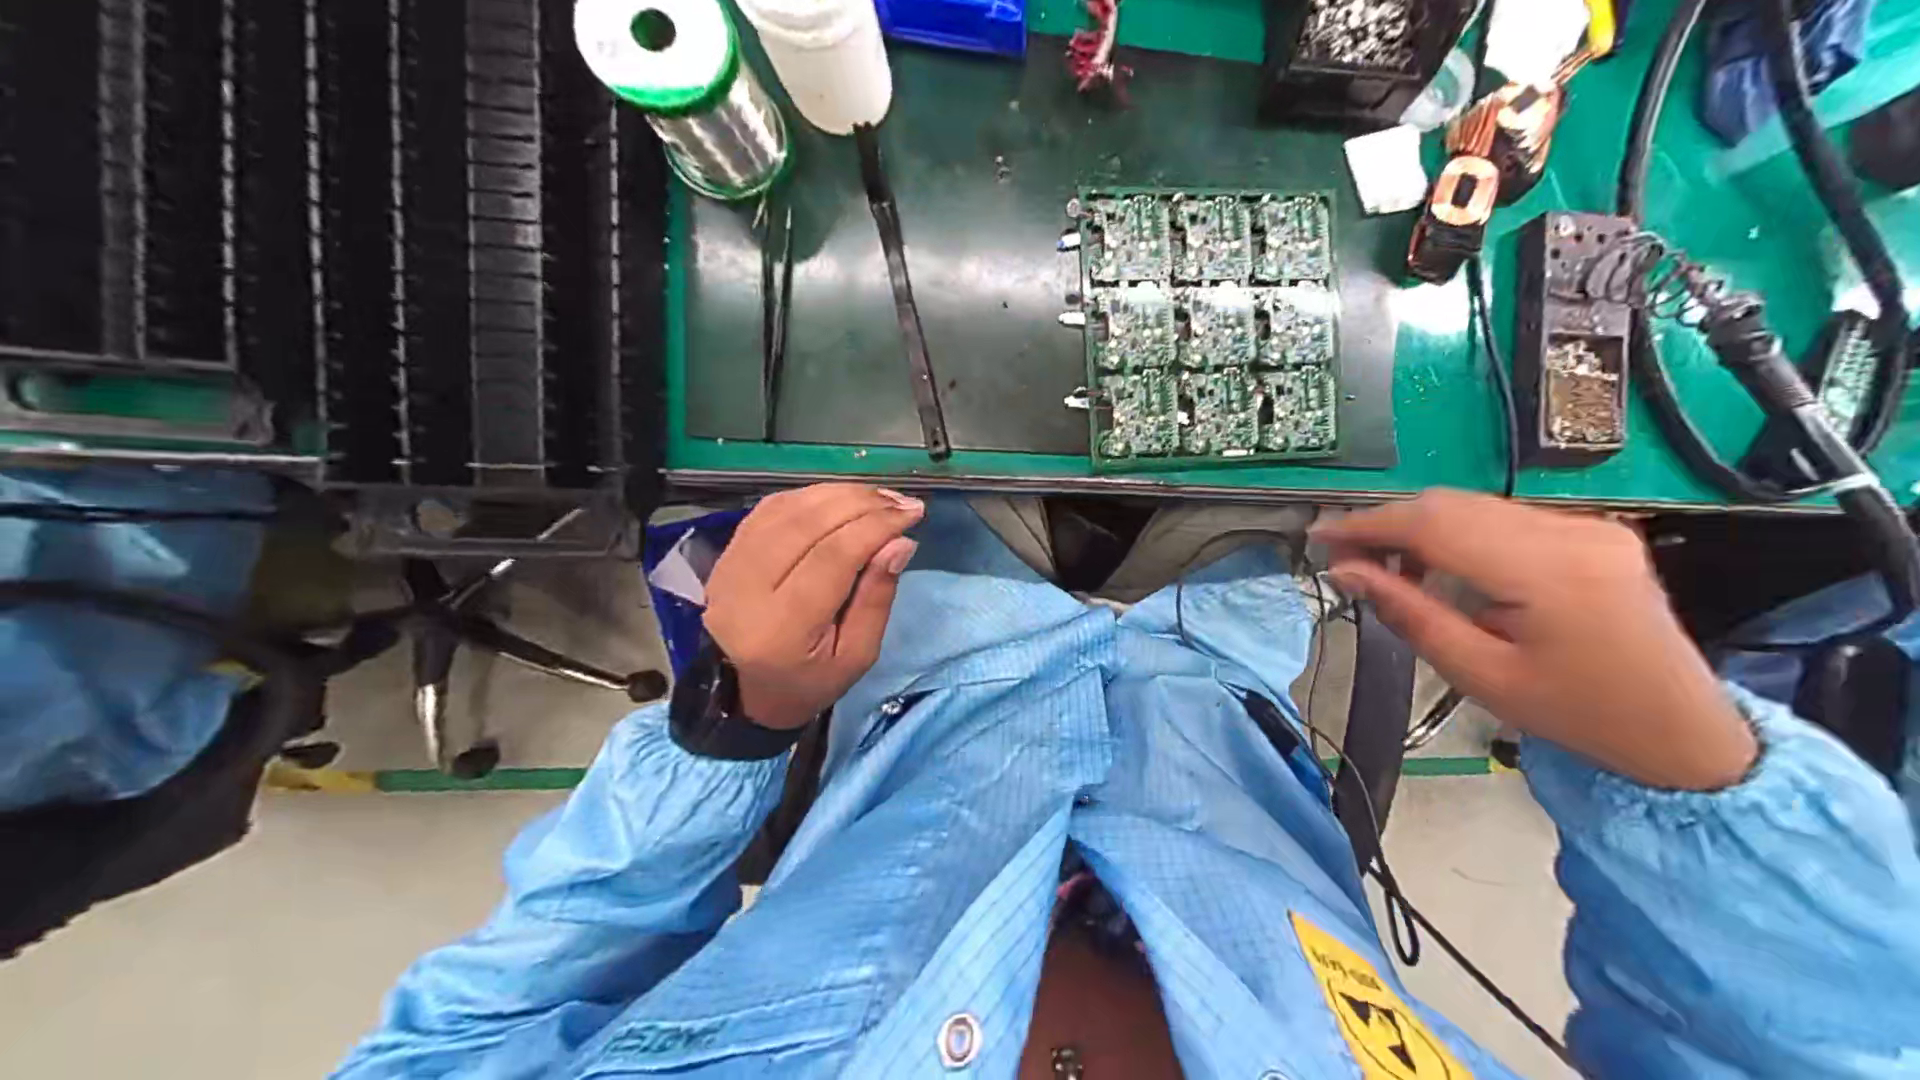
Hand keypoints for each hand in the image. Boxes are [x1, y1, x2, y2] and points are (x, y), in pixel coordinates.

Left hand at [703, 484, 922, 729]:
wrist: (743, 692)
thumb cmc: (808, 681)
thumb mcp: (856, 656)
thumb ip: (876, 598)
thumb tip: (900, 542)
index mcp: (782, 627)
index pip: (833, 556)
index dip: (876, 526)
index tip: (912, 514)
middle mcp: (746, 588)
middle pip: (808, 523)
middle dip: (862, 503)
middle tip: (901, 502)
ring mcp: (730, 565)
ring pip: (788, 508)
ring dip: (838, 494)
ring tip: (878, 498)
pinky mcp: (727, 553)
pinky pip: (771, 508)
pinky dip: (810, 496)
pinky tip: (839, 500)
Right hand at [1311, 490, 1756, 790]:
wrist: (1683, 729)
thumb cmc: (1576, 712)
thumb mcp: (1477, 672)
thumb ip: (1407, 612)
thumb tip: (1345, 571)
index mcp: (1549, 571)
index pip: (1435, 524)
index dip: (1367, 525)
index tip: (1319, 537)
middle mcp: (1572, 532)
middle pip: (1450, 505)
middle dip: (1385, 523)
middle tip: (1342, 556)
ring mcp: (1586, 526)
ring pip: (1470, 505)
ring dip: (1414, 527)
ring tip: (1380, 564)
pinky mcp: (1589, 531)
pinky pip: (1498, 516)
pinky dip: (1450, 531)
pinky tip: (1432, 563)